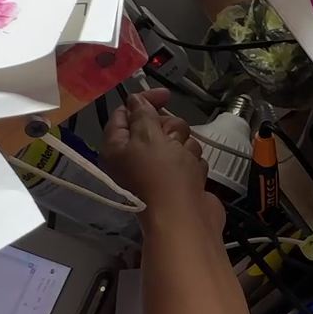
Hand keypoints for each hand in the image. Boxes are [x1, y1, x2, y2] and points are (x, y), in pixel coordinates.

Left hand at [100, 89, 223, 236]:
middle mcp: (135, 158)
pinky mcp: (181, 181)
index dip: (146, 101)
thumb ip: (142, 113)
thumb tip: (136, 99)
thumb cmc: (162, 176)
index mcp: (118, 147)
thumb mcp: (148, 136)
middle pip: (157, 127)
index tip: (167, 95)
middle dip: (171, 131)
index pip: (127, 113)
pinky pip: (191, 161)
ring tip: (185, 165)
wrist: (185, 218)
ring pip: (179, 143)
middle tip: (172, 143)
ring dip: (186, 150)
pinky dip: (194, 166)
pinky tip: (193, 177)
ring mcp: (160, 171)